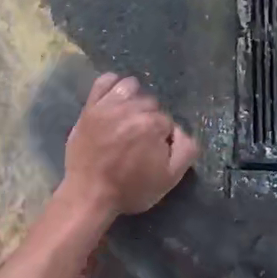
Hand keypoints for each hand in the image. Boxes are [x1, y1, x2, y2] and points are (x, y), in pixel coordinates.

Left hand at [63, 73, 196, 216]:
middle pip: (151, 103)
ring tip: (130, 117)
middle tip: (140, 140)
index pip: (167, 121)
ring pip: (131, 87)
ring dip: (135, 99)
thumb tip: (180, 130)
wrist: (89, 195)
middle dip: (150, 119)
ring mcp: (108, 106)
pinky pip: (104, 82)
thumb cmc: (131, 189)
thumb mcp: (170, 178)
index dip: (163, 137)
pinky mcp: (90, 108)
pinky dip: (113, 84)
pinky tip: (116, 98)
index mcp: (153, 125)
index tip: (154, 152)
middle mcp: (131, 109)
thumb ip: (187, 149)